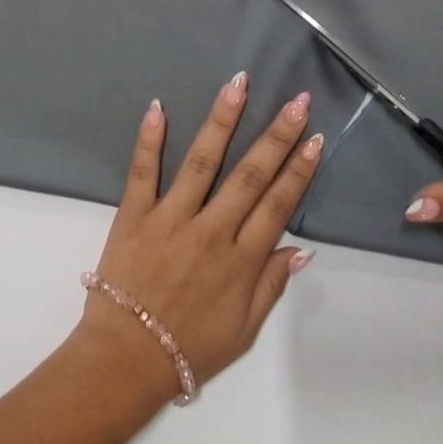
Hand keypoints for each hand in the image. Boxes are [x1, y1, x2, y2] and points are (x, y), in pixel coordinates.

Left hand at [76, 72, 322, 402]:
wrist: (126, 358)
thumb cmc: (189, 348)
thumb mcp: (244, 330)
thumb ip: (272, 286)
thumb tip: (301, 248)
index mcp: (241, 260)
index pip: (278, 205)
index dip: (299, 170)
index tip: (315, 138)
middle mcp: (211, 231)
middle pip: (250, 175)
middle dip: (276, 135)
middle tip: (297, 100)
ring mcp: (170, 218)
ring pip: (202, 161)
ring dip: (222, 121)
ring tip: (238, 85)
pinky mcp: (133, 215)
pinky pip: (142, 172)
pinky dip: (149, 139)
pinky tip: (158, 107)